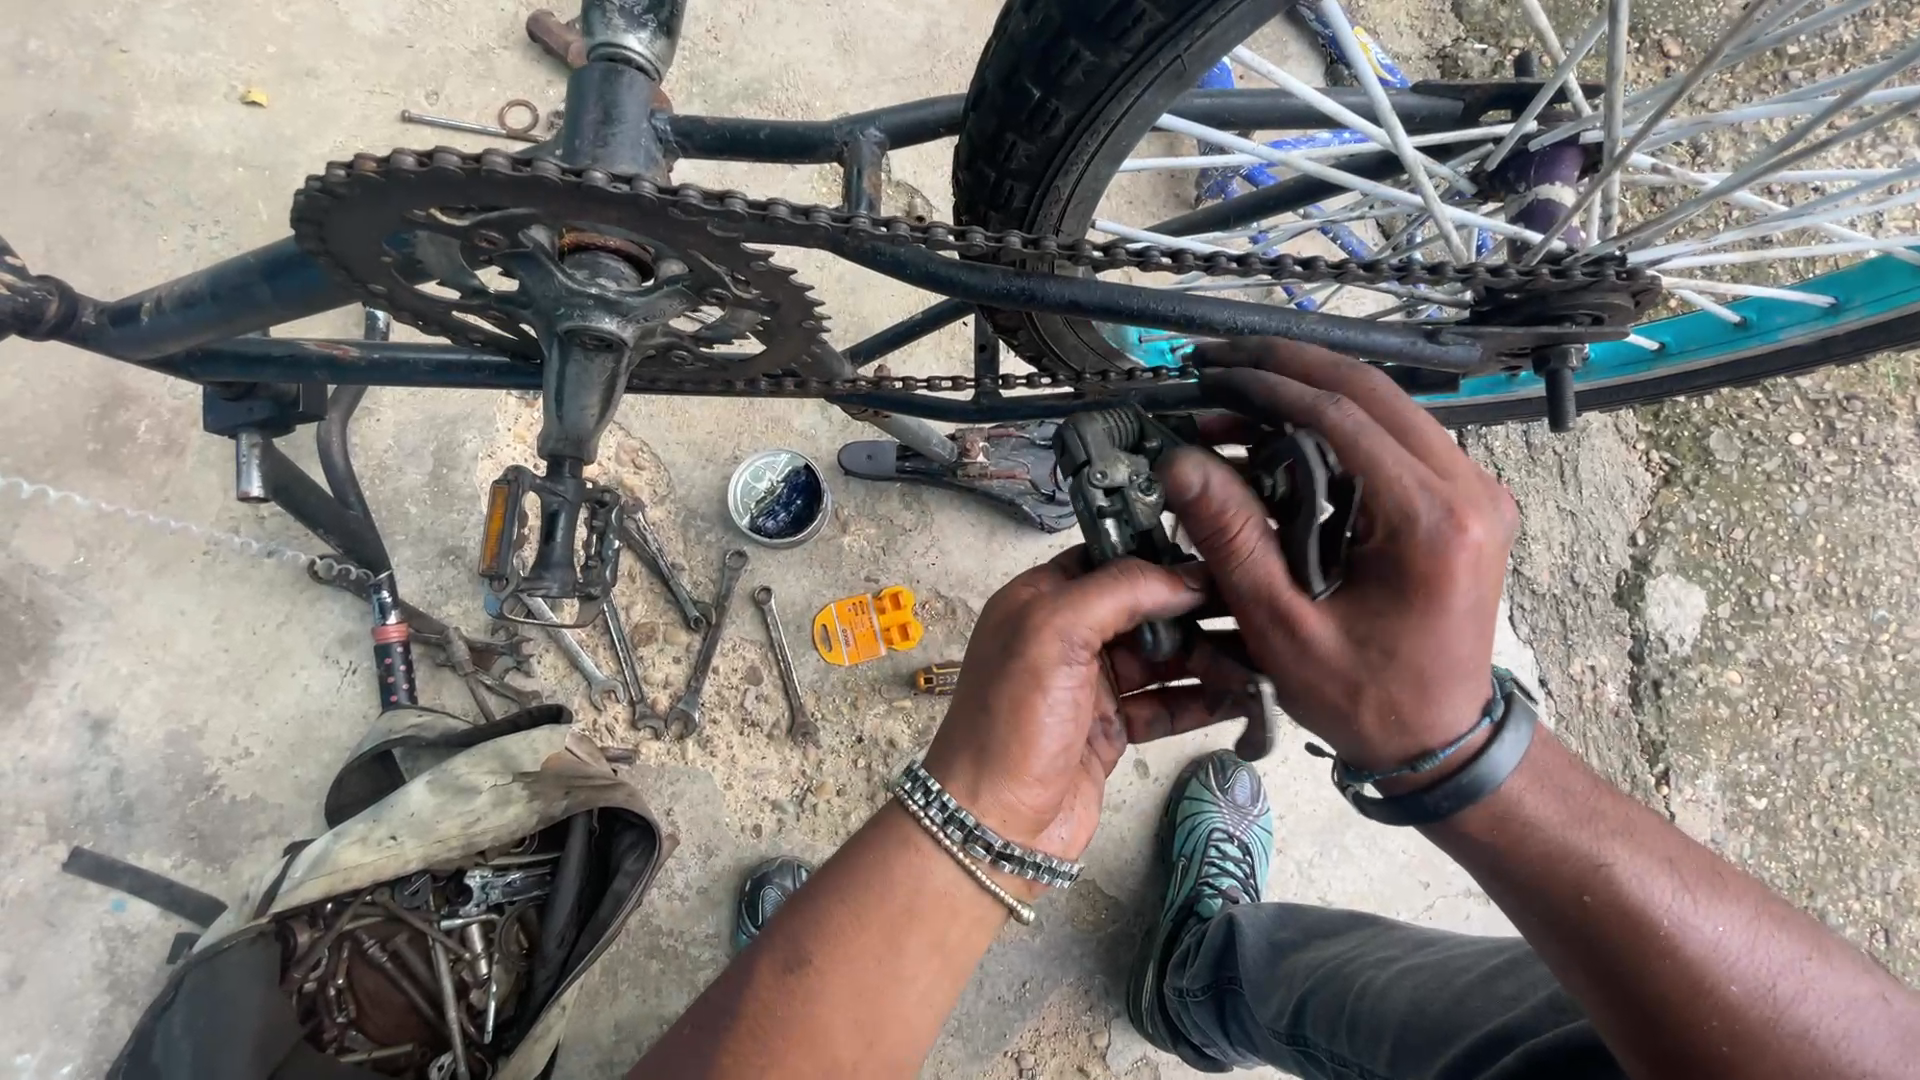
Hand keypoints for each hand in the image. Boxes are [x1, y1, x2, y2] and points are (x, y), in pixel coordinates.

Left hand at [922, 551, 1251, 866]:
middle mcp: (1064, 636)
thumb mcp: (1055, 632)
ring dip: (1206, 658)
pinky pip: (1163, 704)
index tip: (1216, 564)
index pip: (1106, 561)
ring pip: (1158, 659)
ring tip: (1260, 658)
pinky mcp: (1109, 728)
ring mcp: (1088, 684)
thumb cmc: (1015, 717)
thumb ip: (1119, 591)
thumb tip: (1185, 576)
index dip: (1158, 559)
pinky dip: (1199, 700)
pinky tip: (1241, 698)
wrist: (995, 823)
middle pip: (1141, 610)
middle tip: (1253, 613)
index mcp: (1039, 601)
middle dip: (1193, 612)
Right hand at [1158, 340, 1518, 775]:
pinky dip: (1332, 426)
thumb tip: (1181, 461)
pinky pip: (1393, 439)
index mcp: (1430, 520)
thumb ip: (1233, 538)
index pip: (1343, 416)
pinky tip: (1280, 436)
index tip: (1209, 375)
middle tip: (1218, 363)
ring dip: (1307, 394)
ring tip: (1234, 403)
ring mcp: (1473, 492)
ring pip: (1384, 408)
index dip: (1268, 385)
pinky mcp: (1462, 503)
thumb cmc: (1363, 697)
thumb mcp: (1282, 626)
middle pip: (1371, 393)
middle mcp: (1468, 490)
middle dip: (1288, 367)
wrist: (1441, 742)